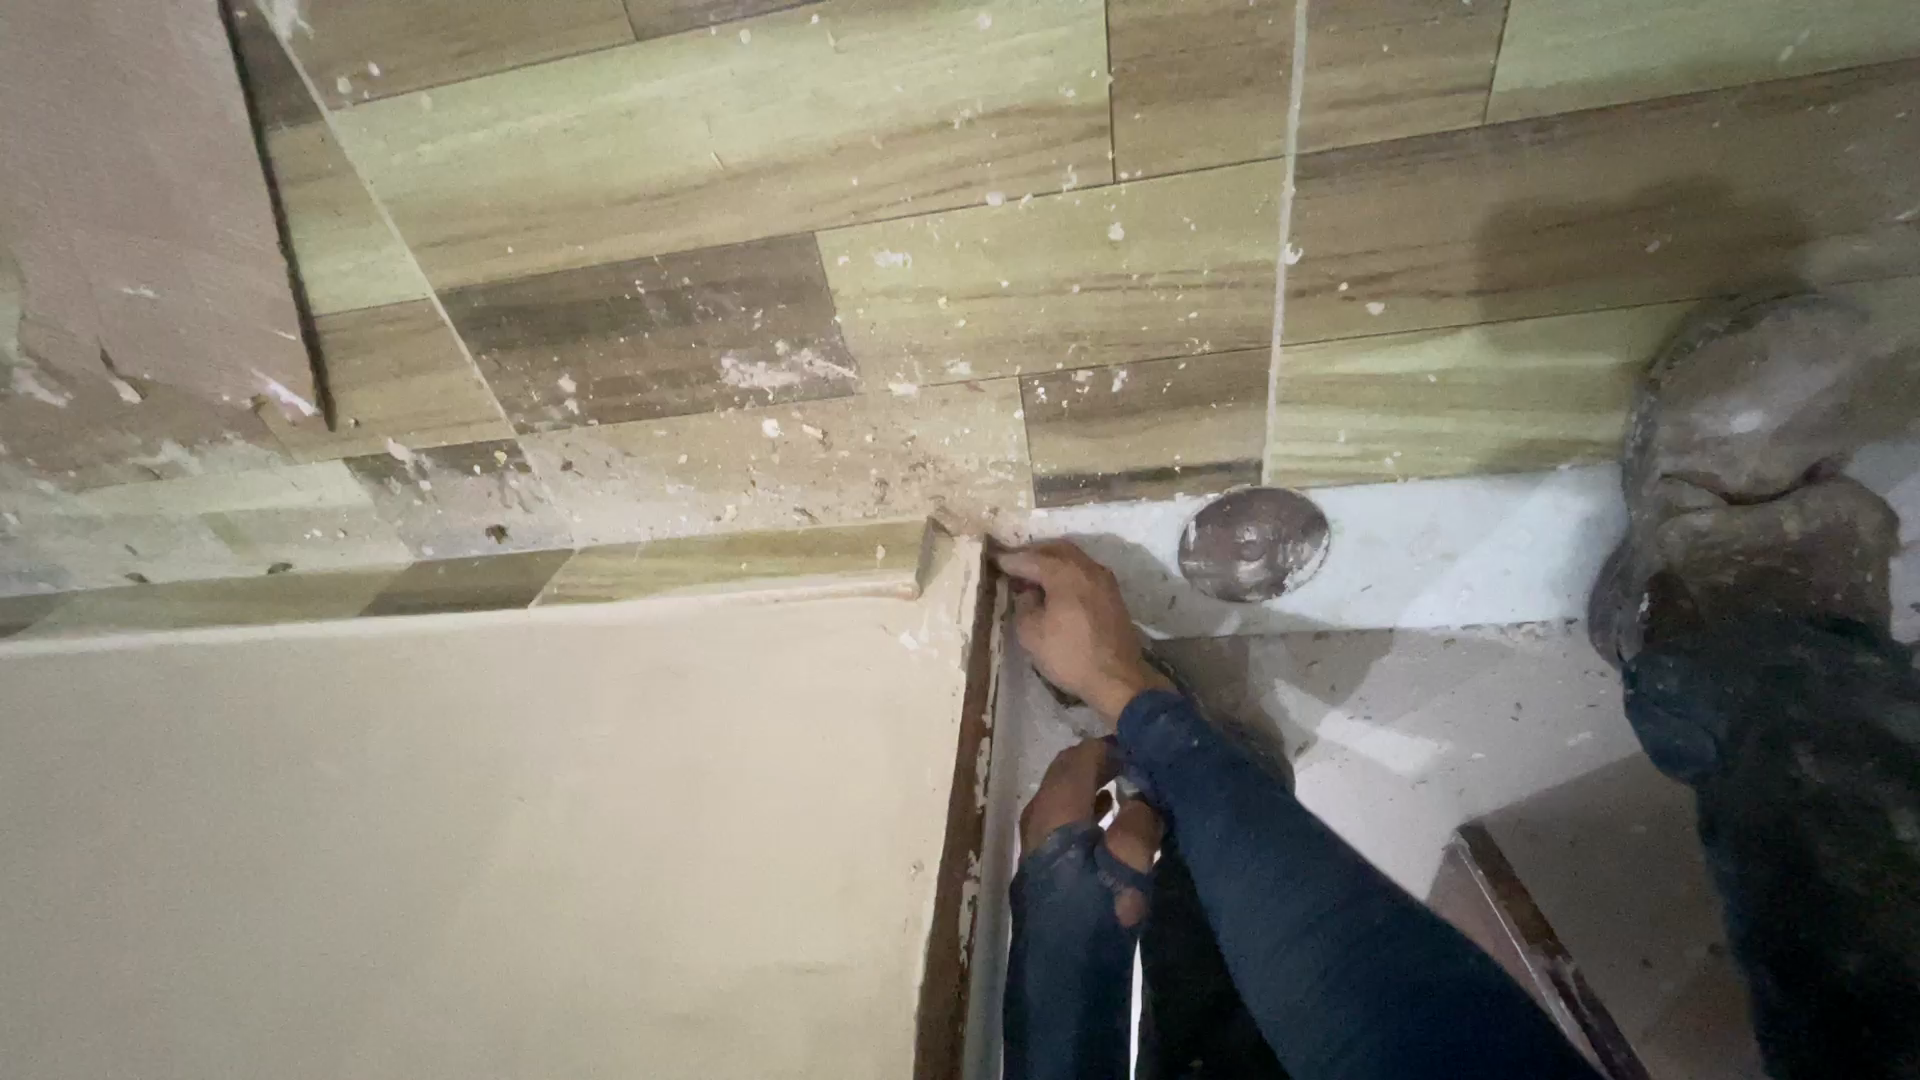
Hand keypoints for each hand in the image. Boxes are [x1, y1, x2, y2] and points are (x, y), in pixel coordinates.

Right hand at [996, 540, 1172, 724]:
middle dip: (1033, 555)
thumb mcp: (1031, 633)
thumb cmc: (1069, 655)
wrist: (1117, 679)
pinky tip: (1056, 590)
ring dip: (1051, 563)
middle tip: (1014, 566)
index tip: (994, 560)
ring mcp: (1104, 580)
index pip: (1031, 559)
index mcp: (1065, 573)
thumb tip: (1029, 592)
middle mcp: (1087, 568)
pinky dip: (1067, 574)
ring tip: (1033, 578)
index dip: (1010, 560)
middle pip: (1056, 550)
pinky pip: (1084, 573)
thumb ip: (1024, 604)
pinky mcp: (1113, 595)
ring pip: (1073, 559)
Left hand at [1021, 739, 1162, 925]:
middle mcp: (1039, 813)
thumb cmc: (1096, 909)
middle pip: (1067, 771)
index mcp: (1057, 805)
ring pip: (1064, 793)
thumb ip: (1141, 821)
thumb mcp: (1129, 864)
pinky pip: (1063, 815)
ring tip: (1129, 786)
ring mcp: (1035, 837)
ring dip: (1093, 783)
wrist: (1060, 970)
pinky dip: (1086, 805)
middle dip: (1101, 761)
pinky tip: (1110, 816)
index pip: (1082, 757)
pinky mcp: (1041, 860)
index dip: (1112, 748)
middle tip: (1137, 763)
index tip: (1144, 748)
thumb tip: (1147, 796)